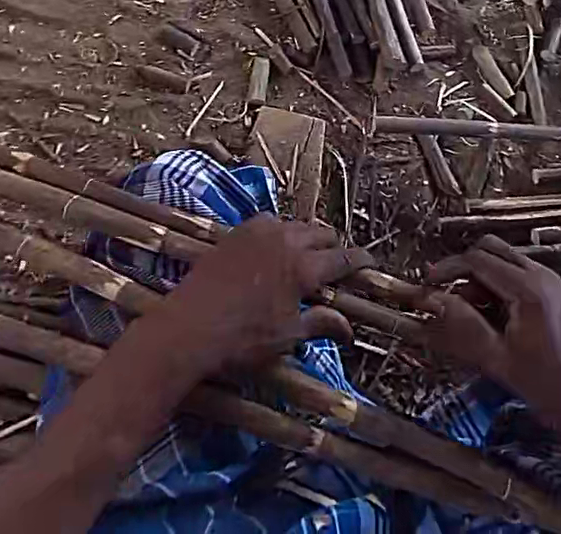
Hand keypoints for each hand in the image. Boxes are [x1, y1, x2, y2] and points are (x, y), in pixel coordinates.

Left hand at [141, 215, 372, 377]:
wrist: (190, 324)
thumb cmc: (243, 339)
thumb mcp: (286, 337)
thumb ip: (319, 324)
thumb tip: (349, 329)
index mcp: (304, 268)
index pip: (342, 258)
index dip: (360, 259)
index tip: (370, 261)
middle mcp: (286, 241)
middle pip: (321, 233)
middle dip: (334, 245)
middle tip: (337, 260)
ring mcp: (259, 231)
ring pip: (295, 224)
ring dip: (307, 235)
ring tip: (307, 251)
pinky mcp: (238, 230)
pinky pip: (269, 221)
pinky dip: (280, 230)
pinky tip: (275, 244)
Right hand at [421, 235, 560, 413]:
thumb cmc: (549, 385)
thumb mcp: (498, 359)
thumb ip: (463, 325)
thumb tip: (434, 300)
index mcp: (527, 289)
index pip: (476, 260)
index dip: (448, 268)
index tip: (429, 283)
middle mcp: (540, 275)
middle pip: (489, 249)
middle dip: (463, 266)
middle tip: (446, 291)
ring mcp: (549, 281)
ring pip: (502, 258)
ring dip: (479, 275)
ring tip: (467, 308)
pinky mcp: (552, 291)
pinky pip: (515, 272)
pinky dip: (496, 282)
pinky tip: (489, 312)